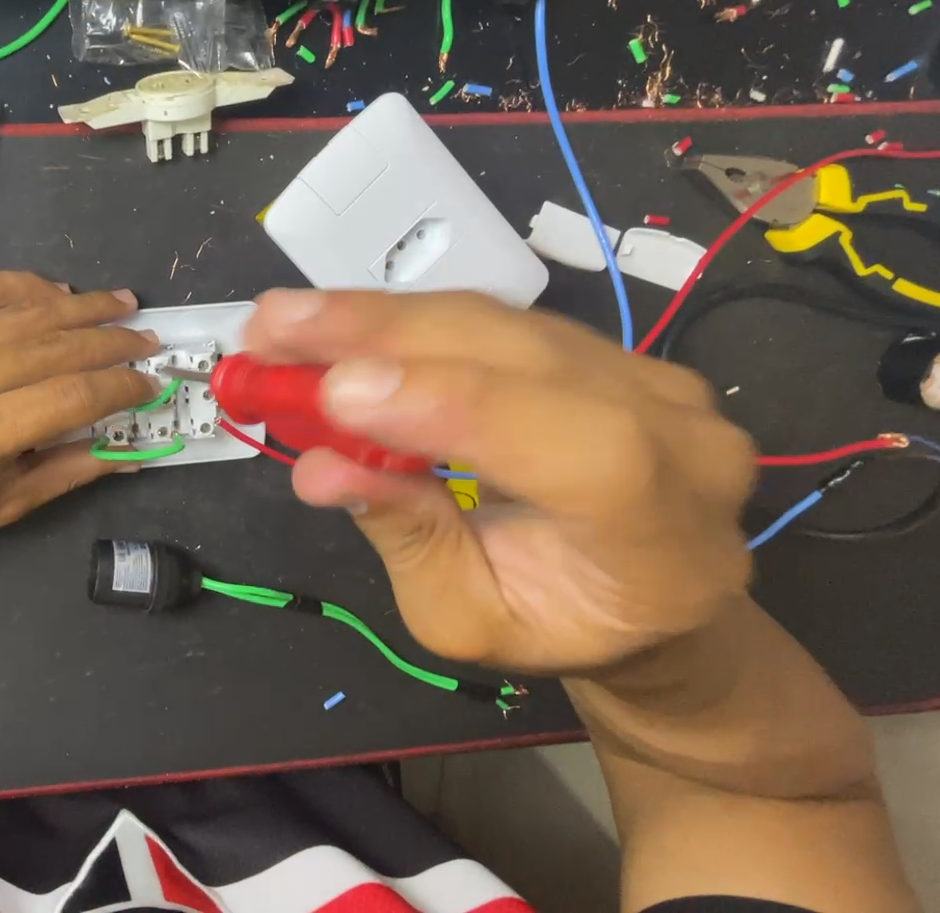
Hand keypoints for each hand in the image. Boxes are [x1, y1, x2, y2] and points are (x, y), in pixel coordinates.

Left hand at [0, 272, 158, 567]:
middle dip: (111, 342)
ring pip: (26, 312)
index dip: (120, 387)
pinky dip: (24, 284)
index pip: (72, 396)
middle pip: (55, 346)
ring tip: (120, 305)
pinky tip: (55, 293)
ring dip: (80, 306)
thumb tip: (132, 453)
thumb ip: (70, 472)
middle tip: (147, 339)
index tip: (150, 384)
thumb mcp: (2, 506)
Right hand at [243, 289, 756, 675]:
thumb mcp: (466, 616)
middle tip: (268, 328)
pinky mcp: (591, 345)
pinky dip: (399, 320)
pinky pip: (486, 318)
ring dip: (374, 317)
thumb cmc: (554, 623)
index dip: (450, 407)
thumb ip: (407, 540)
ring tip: (279, 324)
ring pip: (493, 320)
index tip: (334, 393)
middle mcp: (671, 429)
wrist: (646, 593)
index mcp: (657, 529)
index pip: (573, 447)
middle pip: (520, 354)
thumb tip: (317, 471)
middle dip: (381, 334)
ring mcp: (637, 373)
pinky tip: (334, 325)